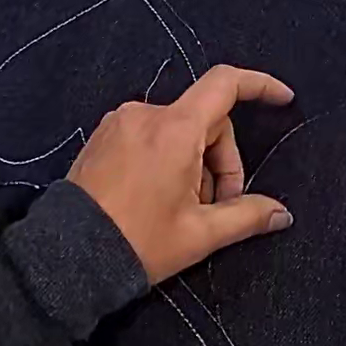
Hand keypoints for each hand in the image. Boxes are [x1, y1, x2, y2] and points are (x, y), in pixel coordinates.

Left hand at [67, 65, 296, 283]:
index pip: (225, 84)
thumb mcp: (199, 234)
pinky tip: (159, 195)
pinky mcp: (105, 133)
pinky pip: (153, 132)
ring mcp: (121, 121)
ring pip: (180, 129)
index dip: (259, 85)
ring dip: (195, 161)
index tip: (282, 98)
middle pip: (206, 119)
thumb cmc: (137, 243)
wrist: (63, 260)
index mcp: (174, 129)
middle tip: (217, 205)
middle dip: (221, 159)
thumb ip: (247, 215)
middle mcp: (147, 113)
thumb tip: (282, 214)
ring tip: (184, 207)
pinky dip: (169, 156)